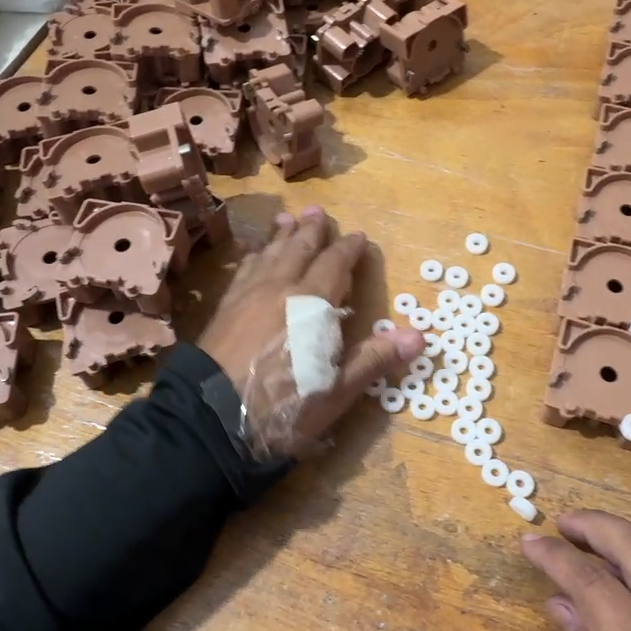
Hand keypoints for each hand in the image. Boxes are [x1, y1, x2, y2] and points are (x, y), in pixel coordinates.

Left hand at [198, 205, 422, 458]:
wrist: (212, 418)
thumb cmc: (282, 407)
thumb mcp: (336, 390)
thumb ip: (374, 358)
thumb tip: (419, 335)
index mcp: (311, 304)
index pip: (334, 266)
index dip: (347, 250)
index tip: (357, 237)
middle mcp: (279, 289)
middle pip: (298, 250)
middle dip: (311, 231)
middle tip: (318, 212)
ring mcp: (247, 296)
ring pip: (269, 255)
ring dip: (281, 236)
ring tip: (287, 219)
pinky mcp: (224, 309)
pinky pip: (244, 270)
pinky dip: (254, 256)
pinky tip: (254, 255)